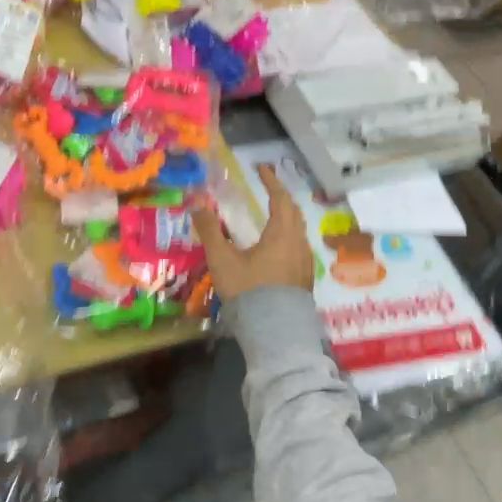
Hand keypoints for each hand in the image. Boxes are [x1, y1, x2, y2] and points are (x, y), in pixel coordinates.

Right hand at [195, 165, 314, 300]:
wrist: (275, 332)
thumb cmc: (248, 290)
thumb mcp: (222, 260)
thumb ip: (210, 231)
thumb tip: (197, 206)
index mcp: (281, 234)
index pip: (280, 199)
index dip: (272, 182)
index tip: (262, 169)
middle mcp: (298, 244)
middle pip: (294, 213)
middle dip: (281, 197)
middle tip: (269, 189)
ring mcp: (304, 263)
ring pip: (299, 231)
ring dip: (287, 217)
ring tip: (272, 216)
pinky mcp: (305, 279)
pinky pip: (299, 247)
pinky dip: (289, 236)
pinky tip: (278, 247)